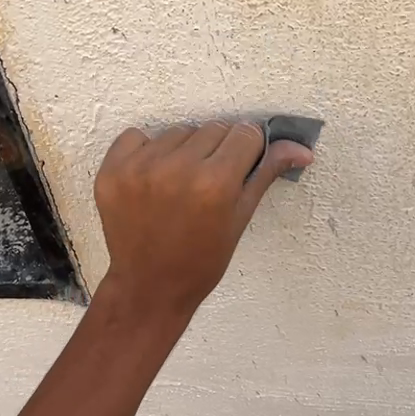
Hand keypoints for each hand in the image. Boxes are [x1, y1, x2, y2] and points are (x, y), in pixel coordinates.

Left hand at [93, 120, 313, 318]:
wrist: (149, 287)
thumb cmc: (201, 258)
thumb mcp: (240, 217)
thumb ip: (266, 173)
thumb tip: (301, 149)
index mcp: (215, 183)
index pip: (245, 133)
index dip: (247, 149)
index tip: (240, 166)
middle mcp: (177, 169)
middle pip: (214, 128)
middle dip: (218, 150)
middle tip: (210, 182)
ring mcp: (140, 168)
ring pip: (179, 131)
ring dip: (184, 150)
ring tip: (180, 184)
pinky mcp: (113, 170)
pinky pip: (137, 136)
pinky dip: (147, 150)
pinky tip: (152, 178)